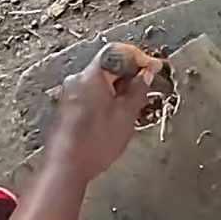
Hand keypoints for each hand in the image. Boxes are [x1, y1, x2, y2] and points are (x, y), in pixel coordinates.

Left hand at [44, 52, 157, 184]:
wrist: (66, 167)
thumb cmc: (97, 141)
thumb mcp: (126, 115)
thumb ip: (138, 90)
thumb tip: (146, 74)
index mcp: (91, 76)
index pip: (116, 52)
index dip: (139, 57)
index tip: (154, 68)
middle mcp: (77, 79)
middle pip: (108, 66)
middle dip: (131, 74)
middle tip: (148, 88)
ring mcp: (70, 94)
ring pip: (101, 82)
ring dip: (120, 88)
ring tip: (137, 105)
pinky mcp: (69, 108)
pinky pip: (92, 94)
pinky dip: (108, 98)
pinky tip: (119, 114)